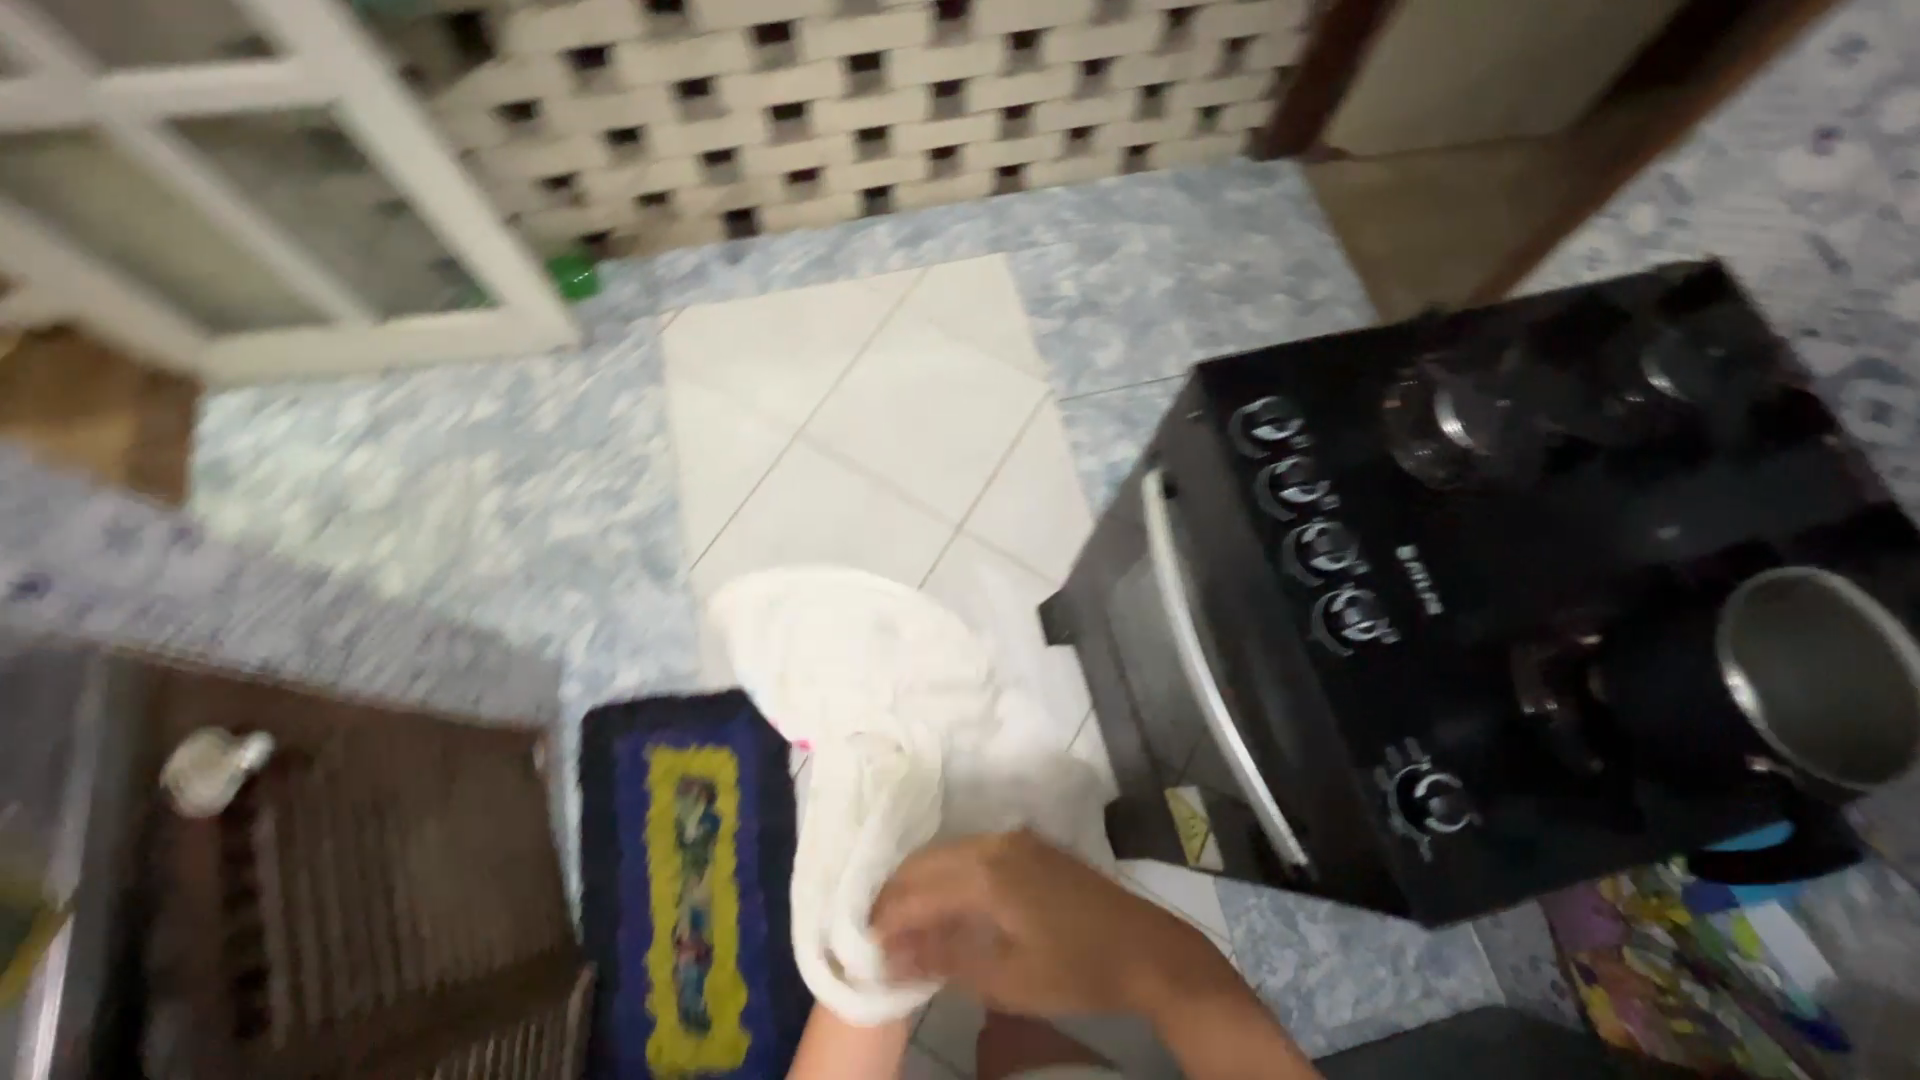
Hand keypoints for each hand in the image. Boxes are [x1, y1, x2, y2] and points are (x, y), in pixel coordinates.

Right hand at [869, 830, 1240, 1018]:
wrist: (1146, 950)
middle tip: (878, 938)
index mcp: (986, 872)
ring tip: (905, 927)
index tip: (866, 949)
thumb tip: (890, 952)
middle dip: (897, 898)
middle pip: (925, 862)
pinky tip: (945, 906)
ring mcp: (1014, 840)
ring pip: (947, 853)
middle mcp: (994, 843)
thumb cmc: (1076, 970)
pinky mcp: (1029, 846)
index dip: (886, 920)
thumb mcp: (1006, 979)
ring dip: (921, 885)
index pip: (916, 890)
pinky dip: (948, 876)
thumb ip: (944, 958)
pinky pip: (971, 852)